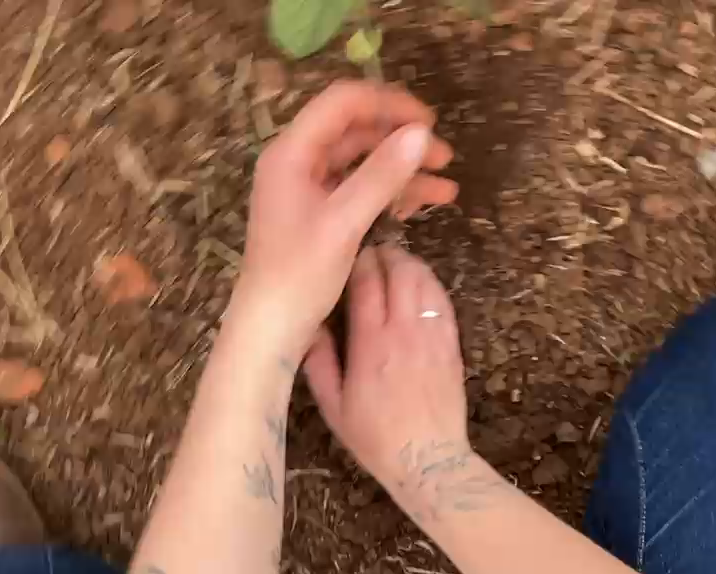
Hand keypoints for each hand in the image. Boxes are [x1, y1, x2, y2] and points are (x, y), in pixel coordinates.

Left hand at [227, 82, 457, 358]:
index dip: (389, 105)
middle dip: (401, 143)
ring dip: (401, 174)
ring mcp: (307, 193)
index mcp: (292, 153)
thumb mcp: (343, 223)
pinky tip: (418, 207)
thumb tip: (421, 134)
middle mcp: (297, 164)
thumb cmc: (298, 276)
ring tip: (445, 190)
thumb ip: (381, 175)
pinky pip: (356, 194)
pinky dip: (386, 197)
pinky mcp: (317, 219)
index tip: (429, 123)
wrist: (270, 329)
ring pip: (361, 167)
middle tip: (444, 158)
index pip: (343, 103)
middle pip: (355, 134)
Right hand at [305, 244, 481, 514]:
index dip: (358, 261)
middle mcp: (405, 332)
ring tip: (394, 266)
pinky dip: (430, 284)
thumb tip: (310, 328)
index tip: (348, 259)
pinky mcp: (452, 345)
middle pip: (398, 270)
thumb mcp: (333, 407)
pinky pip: (443, 300)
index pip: (367, 281)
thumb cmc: (375, 438)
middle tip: (371, 256)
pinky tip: (419, 287)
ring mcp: (433, 336)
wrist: (428, 460)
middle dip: (384, 255)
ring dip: (408, 265)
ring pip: (424, 279)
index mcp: (371, 344)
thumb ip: (319, 364)